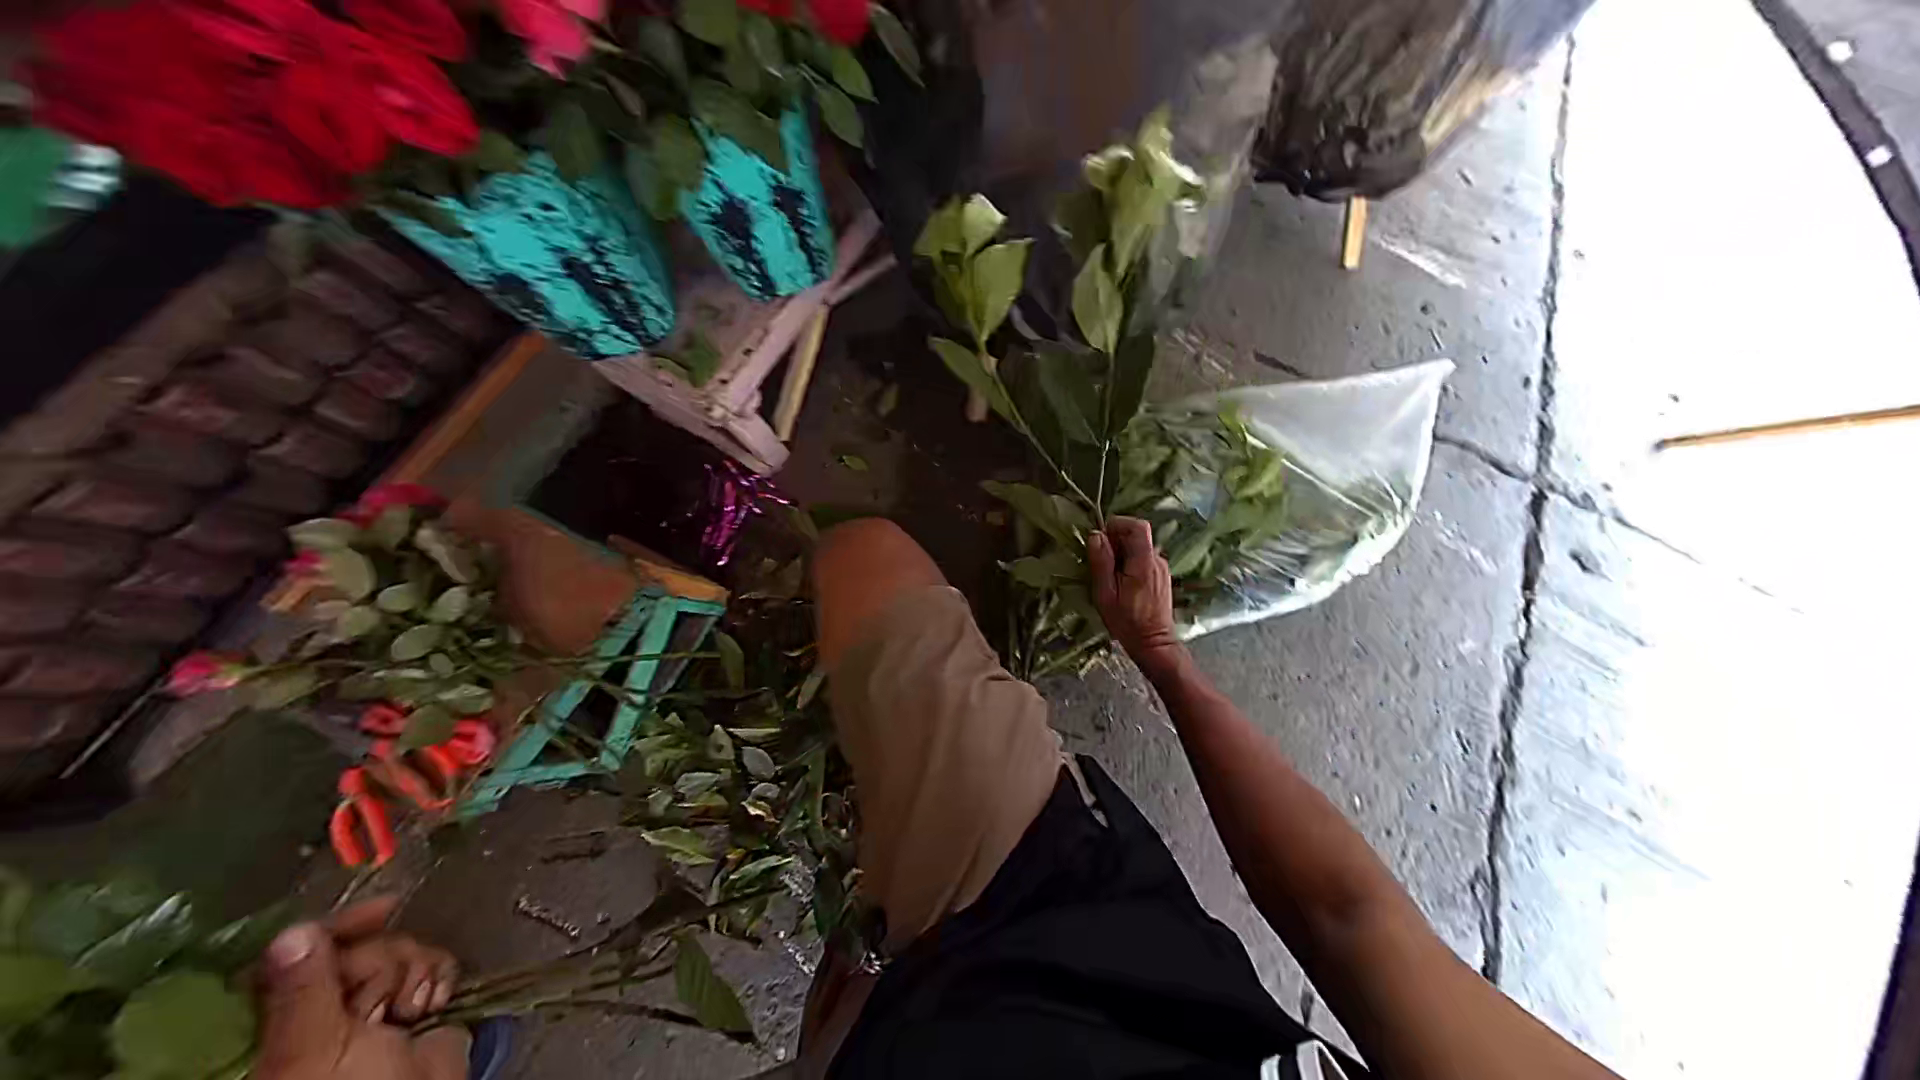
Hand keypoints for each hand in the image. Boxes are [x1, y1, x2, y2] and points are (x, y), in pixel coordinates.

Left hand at [253, 901, 465, 1079]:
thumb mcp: (312, 1049)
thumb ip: (302, 991)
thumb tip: (293, 931)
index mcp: (280, 1016)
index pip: (303, 949)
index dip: (338, 927)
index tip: (380, 911)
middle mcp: (326, 1001)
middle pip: (360, 945)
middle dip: (381, 965)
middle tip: (377, 1009)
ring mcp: (375, 999)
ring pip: (401, 948)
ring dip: (413, 974)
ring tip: (409, 1013)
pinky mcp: (418, 997)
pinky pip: (434, 959)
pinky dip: (440, 975)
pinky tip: (433, 1003)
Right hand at [1087, 517, 1178, 661]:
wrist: (1153, 643)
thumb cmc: (1126, 621)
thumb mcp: (1105, 593)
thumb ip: (1101, 562)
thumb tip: (1096, 535)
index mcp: (1144, 562)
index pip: (1138, 526)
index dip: (1118, 524)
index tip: (1101, 538)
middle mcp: (1157, 560)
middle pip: (1137, 535)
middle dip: (1116, 541)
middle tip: (1101, 561)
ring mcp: (1161, 568)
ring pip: (1139, 547)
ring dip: (1122, 553)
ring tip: (1109, 575)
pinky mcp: (1161, 576)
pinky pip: (1143, 559)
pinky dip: (1130, 563)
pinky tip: (1122, 583)